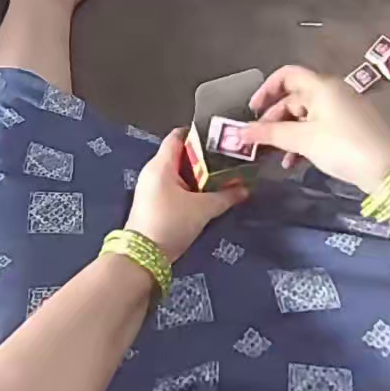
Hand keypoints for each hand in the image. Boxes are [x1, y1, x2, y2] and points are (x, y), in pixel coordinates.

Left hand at [125, 128, 247, 260]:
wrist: (144, 257)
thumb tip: (245, 189)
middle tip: (226, 159)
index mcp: (161, 164)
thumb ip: (225, 196)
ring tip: (220, 176)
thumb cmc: (171, 223)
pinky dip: (188, 186)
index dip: (197, 133)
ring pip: (177, 171)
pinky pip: (172, 185)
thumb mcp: (203, 209)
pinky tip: (205, 194)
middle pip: (179, 154)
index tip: (218, 138)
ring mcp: (150, 186)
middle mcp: (153, 171)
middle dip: (202, 156)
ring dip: (197, 173)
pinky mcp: (151, 201)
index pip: (177, 136)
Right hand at [239, 65, 389, 194]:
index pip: (287, 75)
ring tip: (275, 155)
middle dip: (274, 118)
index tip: (253, 110)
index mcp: (321, 86)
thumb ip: (270, 134)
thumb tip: (241, 133)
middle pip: (294, 97)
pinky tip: (294, 162)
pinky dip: (303, 140)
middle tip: (259, 139)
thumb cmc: (343, 146)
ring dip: (287, 133)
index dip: (266, 89)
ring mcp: (342, 109)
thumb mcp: (303, 140)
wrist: (389, 170)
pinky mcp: (349, 127)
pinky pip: (318, 127)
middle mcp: (332, 92)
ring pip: (305, 115)